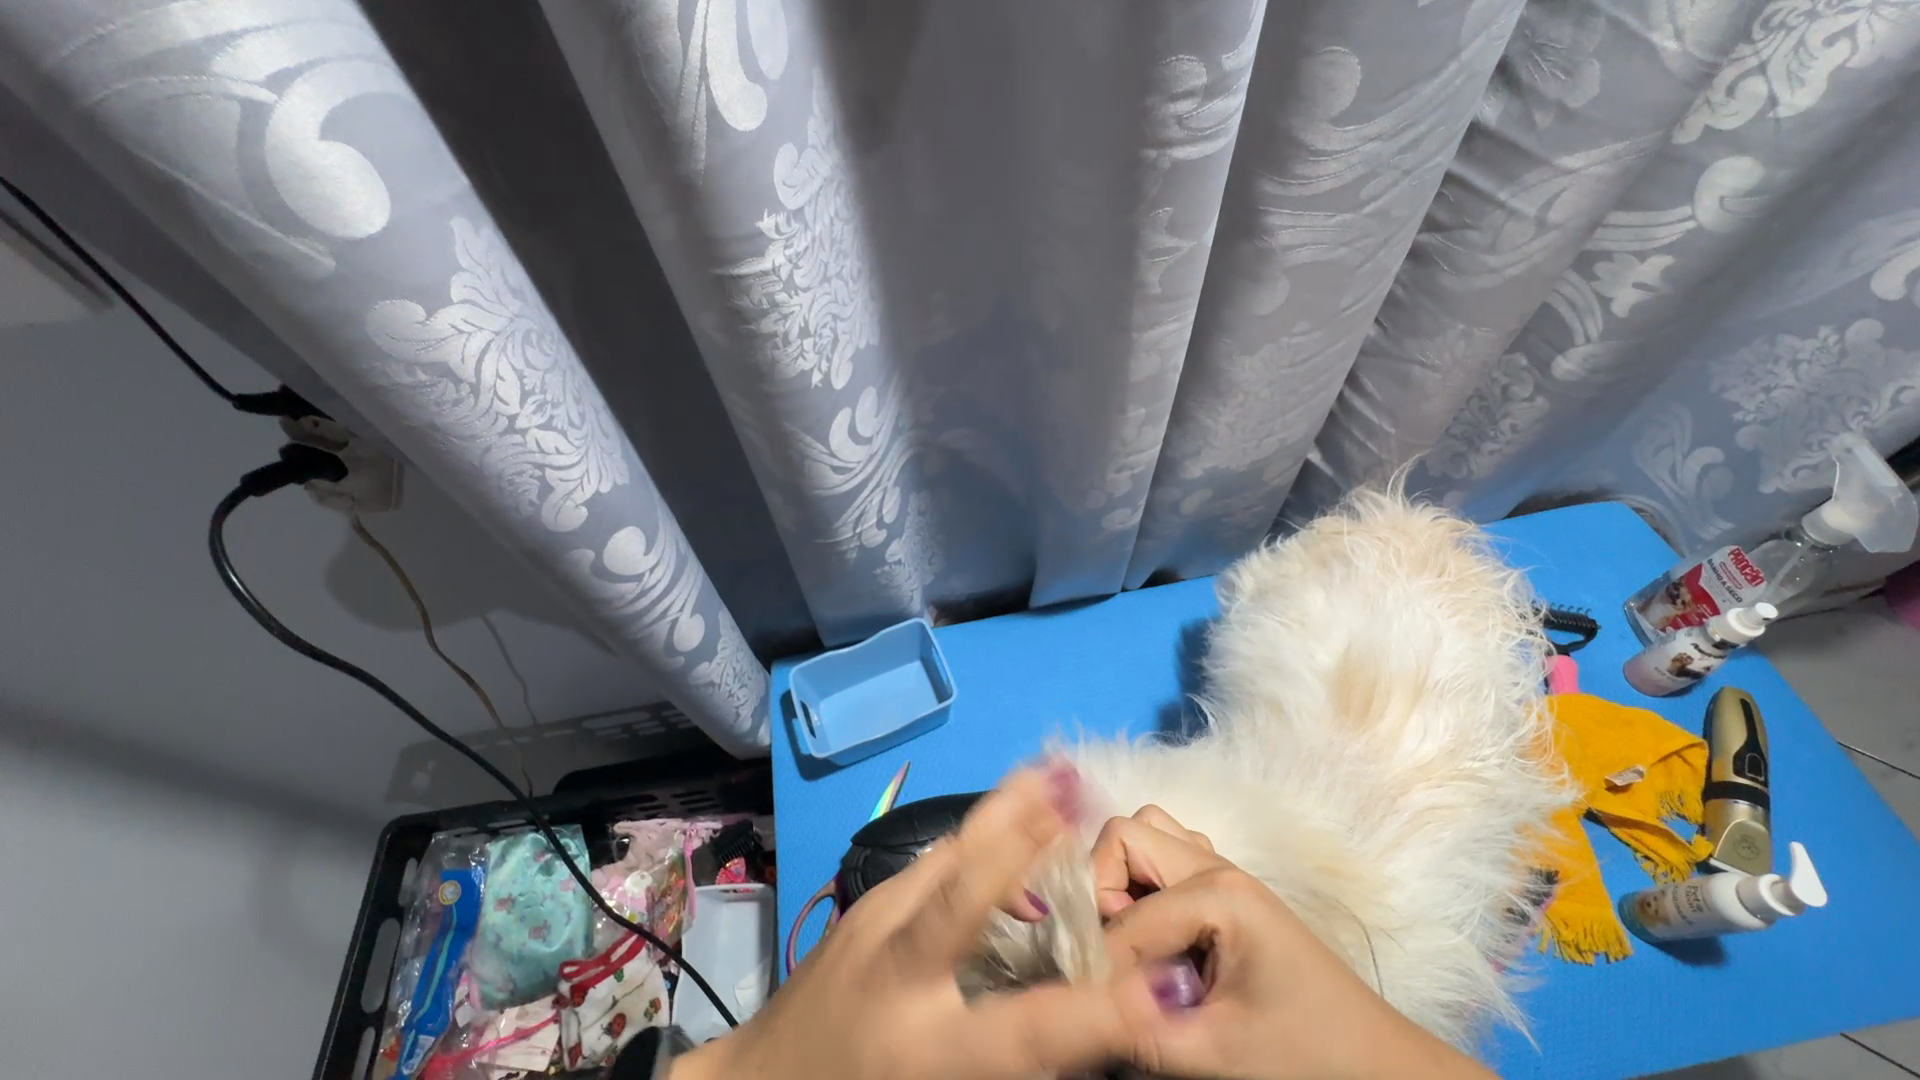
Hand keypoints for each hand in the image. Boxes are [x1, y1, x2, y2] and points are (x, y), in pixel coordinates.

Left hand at [674, 765, 1162, 1079]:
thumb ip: (1007, 1053)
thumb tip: (1077, 1024)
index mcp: (923, 1050)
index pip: (1025, 1033)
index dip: (1096, 1013)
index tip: (1160, 985)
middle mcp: (894, 972)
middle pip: (958, 891)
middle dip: (1020, 835)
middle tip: (1073, 787)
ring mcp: (869, 924)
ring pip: (943, 858)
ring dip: (1001, 814)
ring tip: (1049, 772)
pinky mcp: (862, 905)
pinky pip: (931, 863)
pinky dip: (976, 835)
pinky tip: (1003, 815)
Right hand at [1096, 812, 1496, 1079]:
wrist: (1377, 1062)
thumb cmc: (1304, 1054)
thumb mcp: (1215, 1053)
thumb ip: (1137, 1030)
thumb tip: (1075, 1009)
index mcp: (1219, 894)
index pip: (1125, 913)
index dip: (1098, 957)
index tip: (1087, 997)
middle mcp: (1217, 865)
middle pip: (1127, 835)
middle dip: (1101, 887)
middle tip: (1109, 948)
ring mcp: (1224, 871)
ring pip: (1148, 833)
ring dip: (1124, 875)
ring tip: (1129, 934)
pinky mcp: (1227, 888)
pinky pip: (1169, 854)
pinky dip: (1147, 879)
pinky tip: (1158, 931)